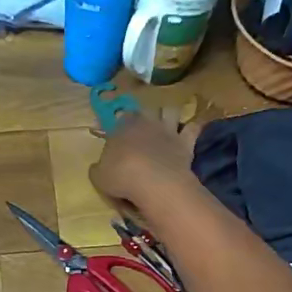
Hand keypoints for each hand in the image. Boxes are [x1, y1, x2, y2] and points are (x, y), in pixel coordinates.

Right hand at [88, 103, 214, 210]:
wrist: (153, 182)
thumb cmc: (120, 176)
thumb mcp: (98, 177)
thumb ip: (97, 169)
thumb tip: (97, 166)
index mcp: (121, 127)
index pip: (117, 118)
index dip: (116, 123)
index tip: (113, 129)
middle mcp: (145, 122)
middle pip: (145, 109)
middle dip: (144, 113)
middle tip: (142, 121)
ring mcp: (167, 130)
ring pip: (170, 110)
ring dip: (168, 113)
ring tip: (167, 118)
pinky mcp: (185, 142)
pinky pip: (193, 128)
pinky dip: (193, 126)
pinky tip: (193, 127)